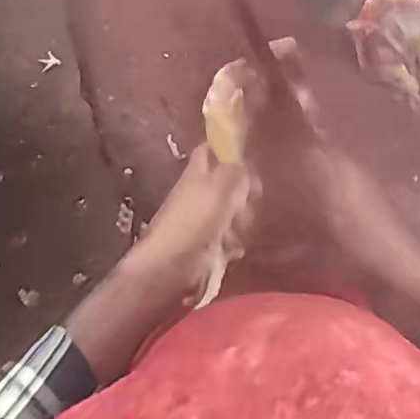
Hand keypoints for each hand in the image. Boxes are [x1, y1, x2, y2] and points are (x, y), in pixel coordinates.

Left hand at [67, 148, 248, 382]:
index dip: (229, 149)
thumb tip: (244, 162)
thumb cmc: (192, 219)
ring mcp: (205, 218)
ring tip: (235, 231)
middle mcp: (201, 191)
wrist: (171, 268)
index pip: (214, 149)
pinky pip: (233, 236)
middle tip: (244, 203)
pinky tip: (230, 249)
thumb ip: (235, 170)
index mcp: (198, 171)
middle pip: (233, 182)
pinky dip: (234, 242)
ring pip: (237, 210)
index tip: (248, 160)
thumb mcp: (218, 186)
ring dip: (242, 221)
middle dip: (244, 193)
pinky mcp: (210, 244)